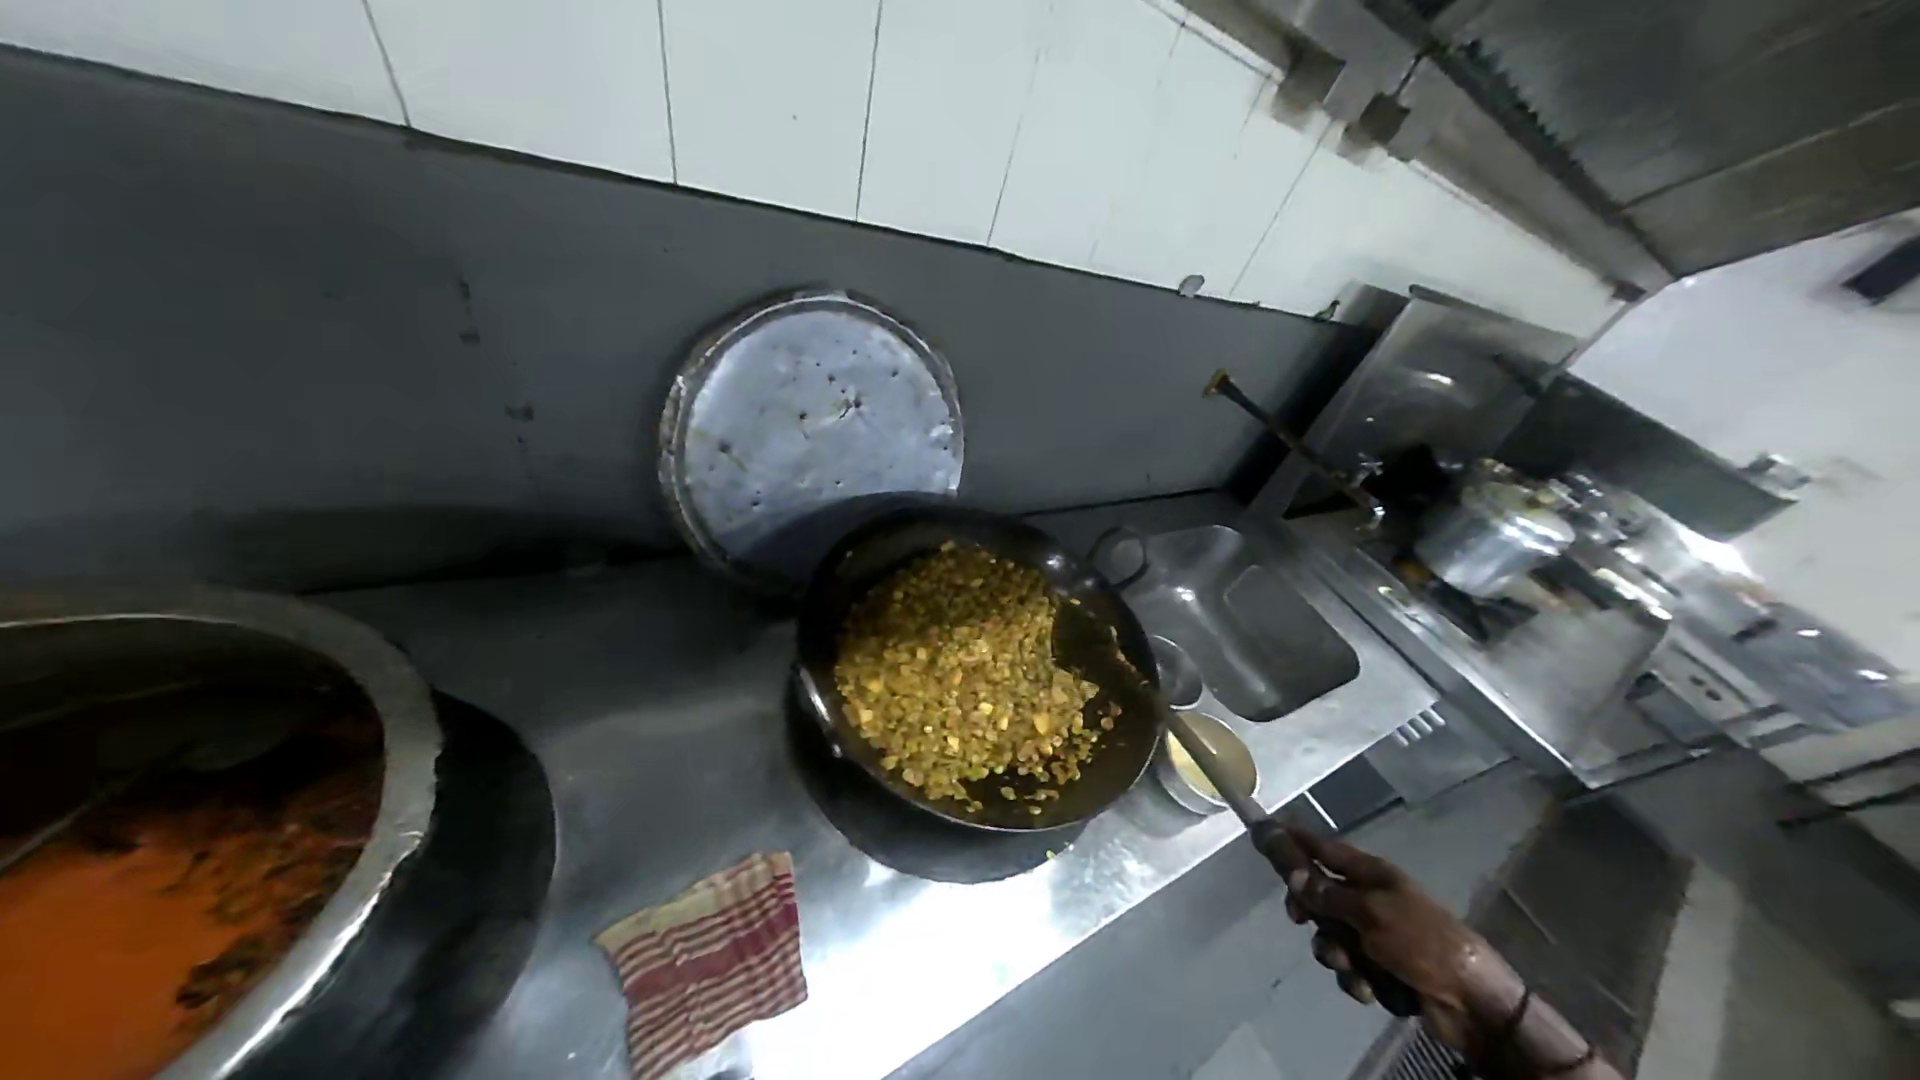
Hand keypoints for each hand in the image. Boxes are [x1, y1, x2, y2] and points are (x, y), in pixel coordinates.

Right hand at [1282, 826, 1524, 1053]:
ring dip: (1336, 954)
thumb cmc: (1422, 941)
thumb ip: (1328, 894)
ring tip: (1352, 968)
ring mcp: (1377, 934)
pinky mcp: (1383, 967)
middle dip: (1311, 913)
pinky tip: (1370, 988)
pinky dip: (1357, 979)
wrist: (1474, 1002)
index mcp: (1371, 875)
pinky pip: (1351, 967)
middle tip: (1300, 921)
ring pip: (1332, 936)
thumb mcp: (1370, 913)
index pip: (1324, 849)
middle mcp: (1371, 899)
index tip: (1267, 831)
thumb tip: (1293, 875)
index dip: (1296, 840)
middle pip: (1320, 895)